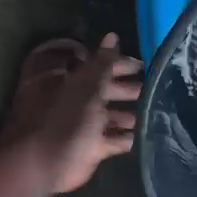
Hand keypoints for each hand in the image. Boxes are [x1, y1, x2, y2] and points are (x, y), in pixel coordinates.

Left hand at [10, 34, 142, 193]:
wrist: (46, 160)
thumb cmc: (66, 117)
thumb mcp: (87, 86)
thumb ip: (102, 63)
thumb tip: (113, 35)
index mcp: (75, 82)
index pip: (101, 68)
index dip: (120, 65)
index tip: (142, 65)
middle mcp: (78, 102)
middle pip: (105, 92)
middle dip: (127, 89)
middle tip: (151, 87)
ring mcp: (83, 126)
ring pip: (108, 117)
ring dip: (126, 114)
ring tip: (150, 112)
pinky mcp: (89, 149)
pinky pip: (109, 141)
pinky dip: (122, 139)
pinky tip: (139, 137)